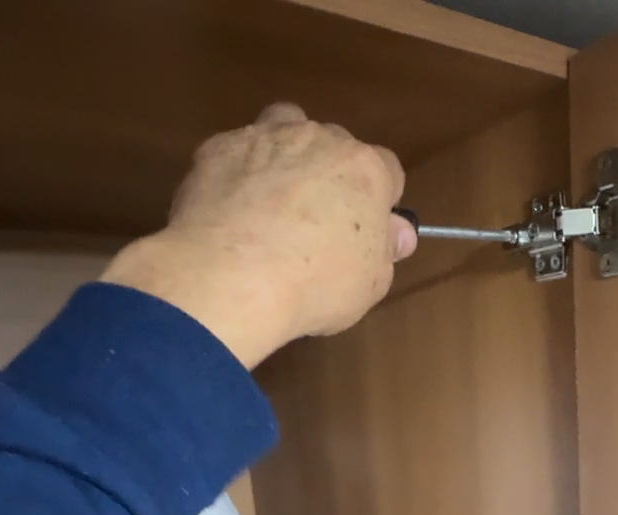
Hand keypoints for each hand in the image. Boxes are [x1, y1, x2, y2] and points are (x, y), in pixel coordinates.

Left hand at [101, 103, 417, 369]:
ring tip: (275, 198)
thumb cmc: (318, 284)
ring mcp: (264, 138)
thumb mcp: (371, 282)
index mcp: (365, 170)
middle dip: (332, 176)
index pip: (388, 170)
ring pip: (284, 126)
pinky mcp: (217, 149)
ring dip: (287, 153)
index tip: (370, 229)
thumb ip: (387, 249)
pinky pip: (237, 153)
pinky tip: (233, 212)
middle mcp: (318, 140)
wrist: (234, 277)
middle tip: (319, 222)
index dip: (380, 200)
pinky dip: (240, 175)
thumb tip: (400, 232)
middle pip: (336, 145)